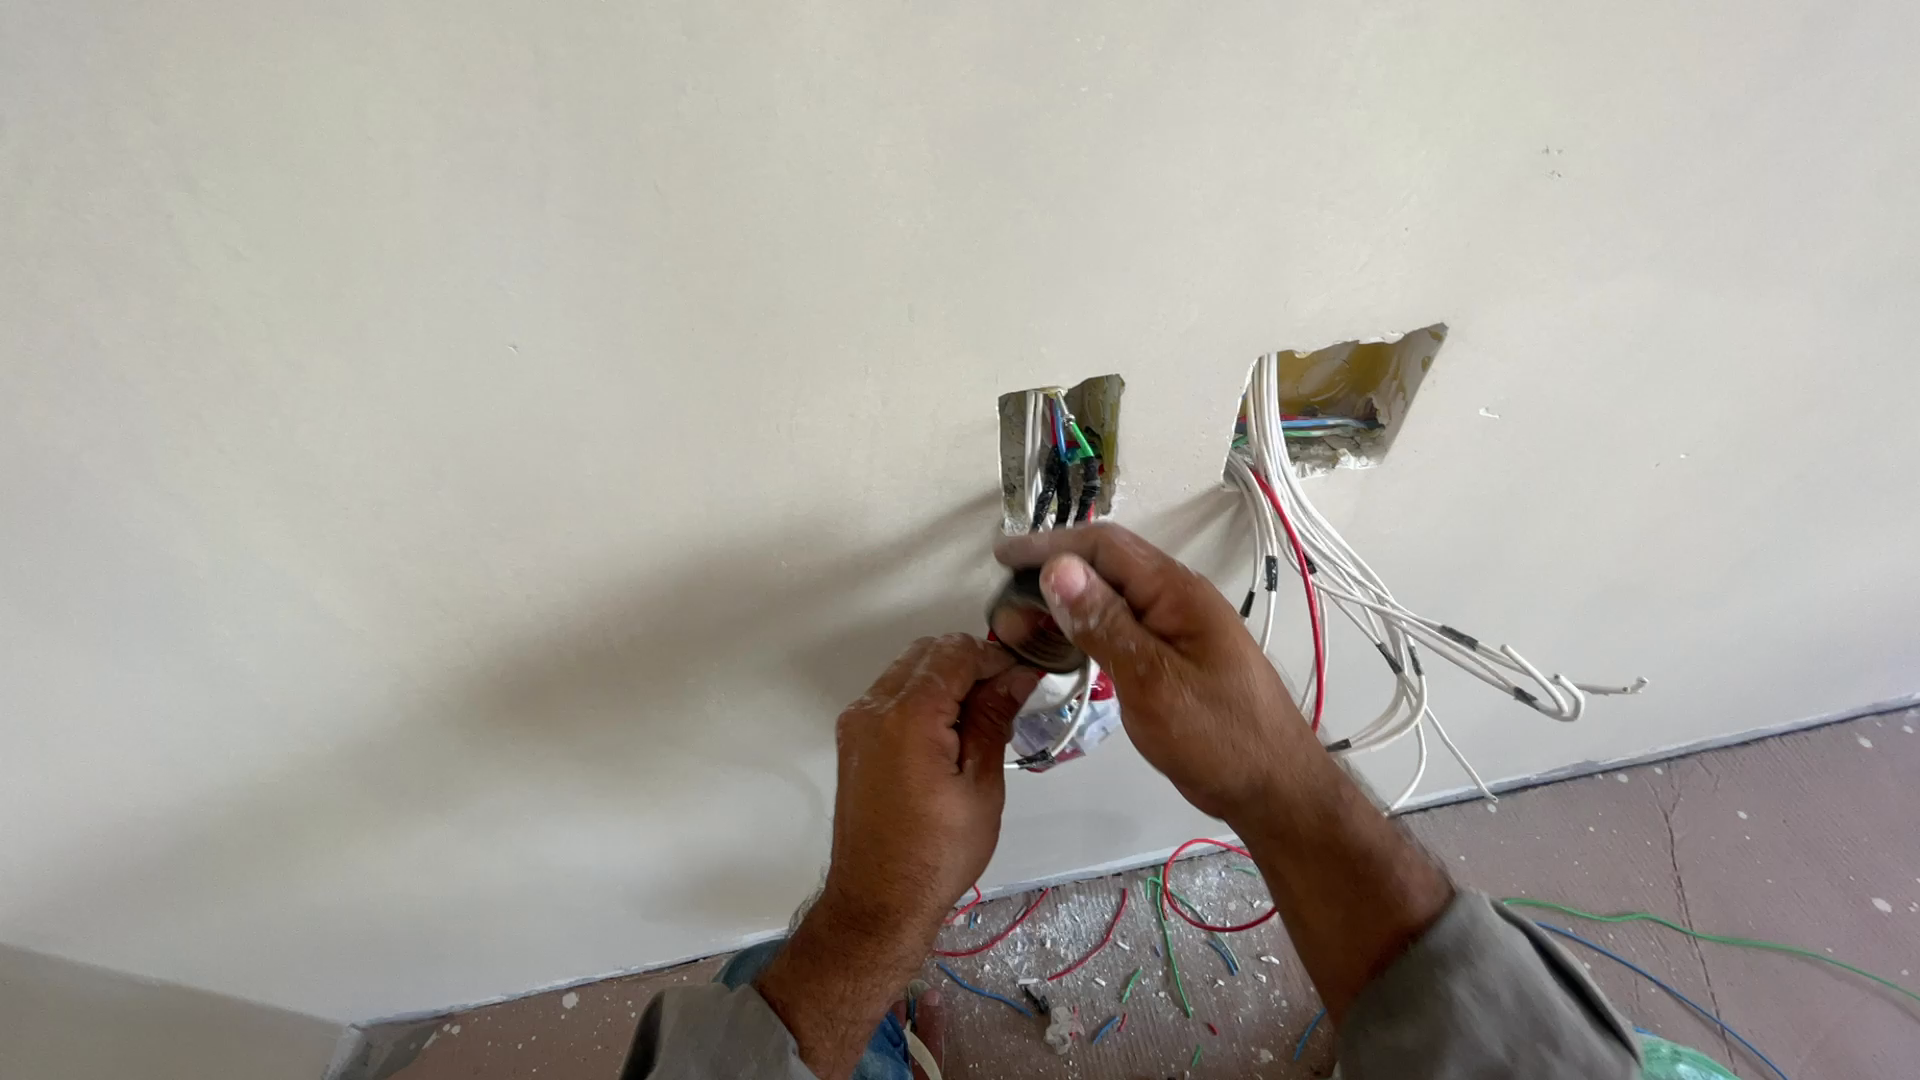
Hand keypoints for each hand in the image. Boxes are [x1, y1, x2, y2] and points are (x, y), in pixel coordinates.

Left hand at [818, 633, 1039, 938]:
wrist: (877, 901)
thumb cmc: (938, 852)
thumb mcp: (980, 786)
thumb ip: (992, 719)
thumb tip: (1016, 675)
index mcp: (909, 715)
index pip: (955, 653)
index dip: (994, 658)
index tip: (1022, 679)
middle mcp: (874, 706)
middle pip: (927, 652)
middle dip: (969, 662)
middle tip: (1004, 696)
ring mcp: (857, 721)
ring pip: (907, 668)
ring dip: (944, 676)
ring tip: (978, 714)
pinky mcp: (852, 738)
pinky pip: (890, 693)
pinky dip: (921, 694)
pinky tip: (947, 728)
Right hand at [996, 525, 1452, 1021]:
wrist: (1273, 789)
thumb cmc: (1217, 736)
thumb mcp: (1153, 681)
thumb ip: (1105, 624)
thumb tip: (1057, 569)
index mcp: (1176, 591)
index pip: (1104, 546)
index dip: (1049, 545)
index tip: (1003, 556)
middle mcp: (1174, 599)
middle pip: (1103, 568)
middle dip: (1050, 576)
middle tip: (1005, 603)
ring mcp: (1173, 628)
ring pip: (1108, 599)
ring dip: (1062, 606)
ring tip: (1020, 626)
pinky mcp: (1168, 657)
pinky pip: (1117, 628)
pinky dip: (1082, 631)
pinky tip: (1059, 647)